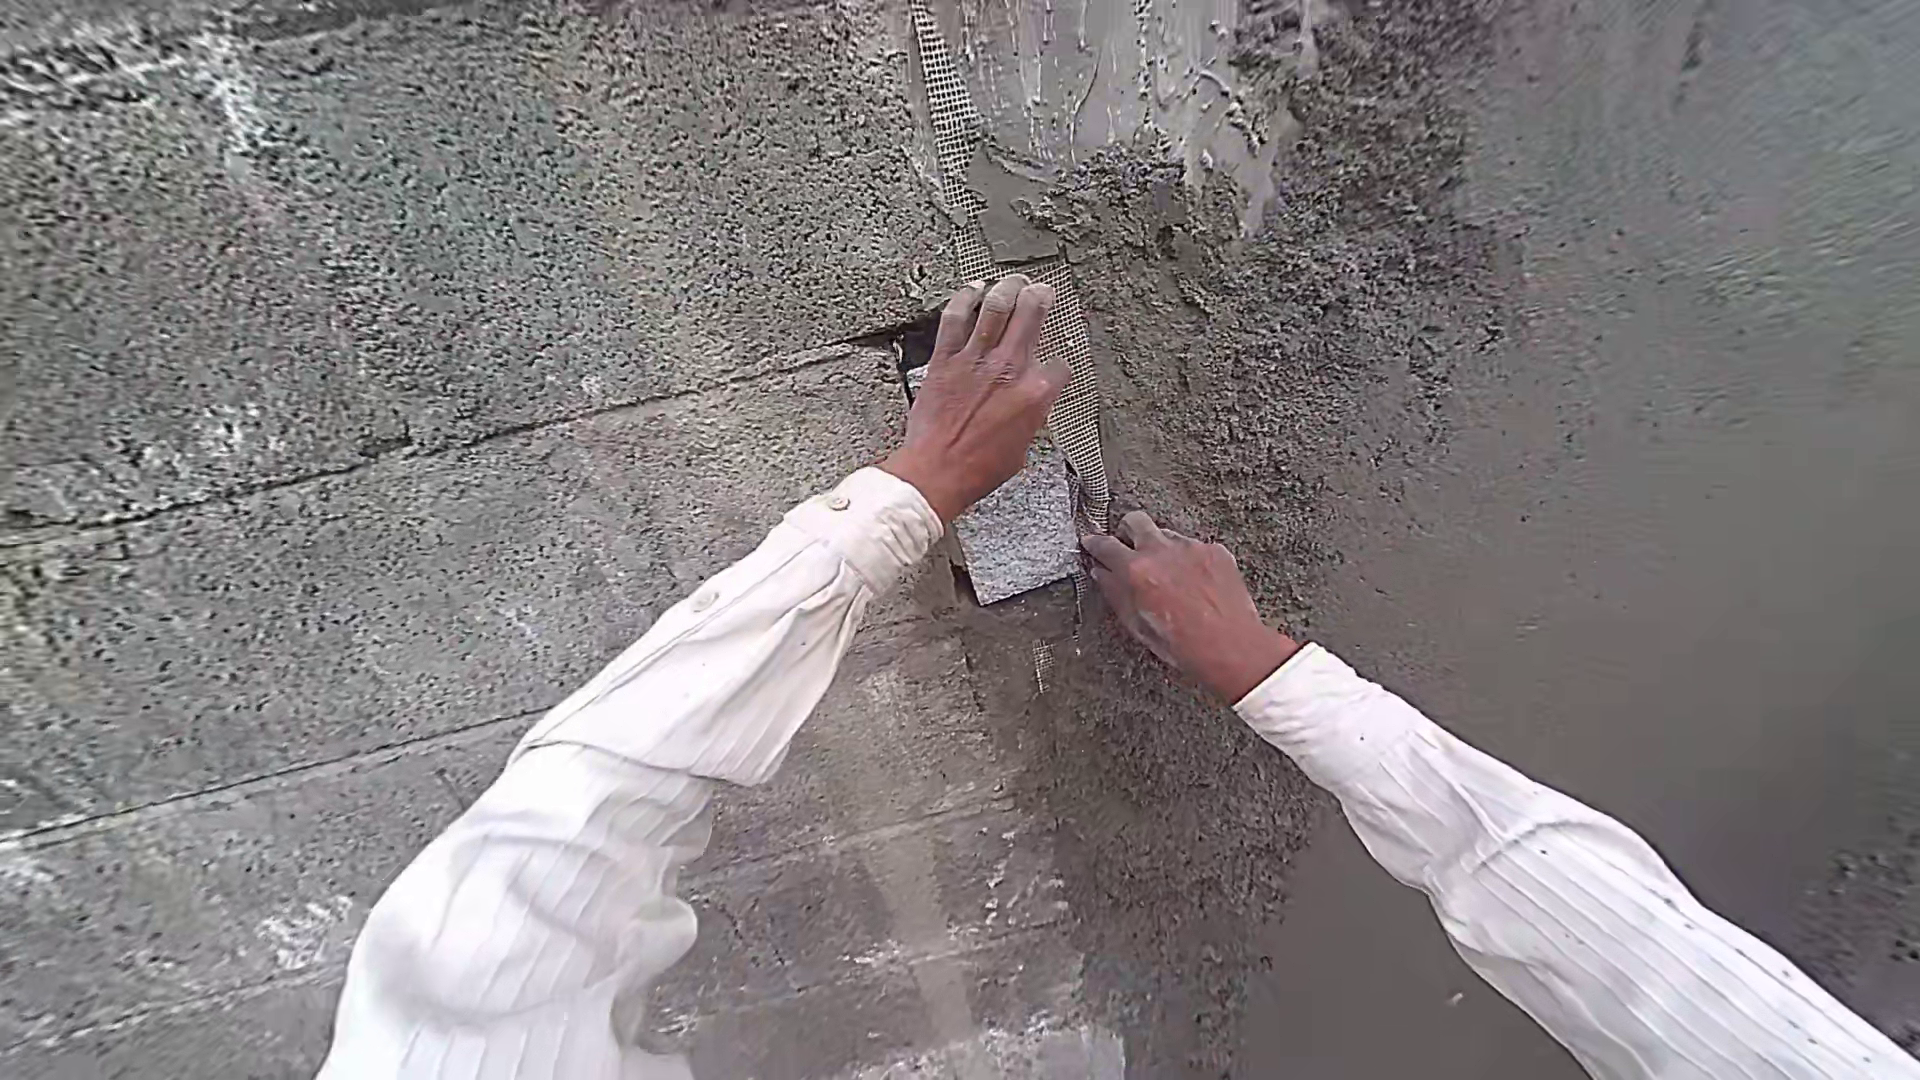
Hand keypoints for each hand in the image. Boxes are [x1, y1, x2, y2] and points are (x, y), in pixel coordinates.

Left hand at [882, 274, 1066, 523]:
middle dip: (1040, 295)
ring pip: (996, 305)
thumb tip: (1030, 408)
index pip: (1059, 365)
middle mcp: (1008, 369)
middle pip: (1032, 313)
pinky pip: (955, 318)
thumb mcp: (1020, 449)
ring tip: (1013, 281)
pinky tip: (972, 290)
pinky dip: (965, 298)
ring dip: (1008, 286)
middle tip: (1041, 290)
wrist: (937, 472)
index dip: (1058, 366)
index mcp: (1034, 395)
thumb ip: (1029, 418)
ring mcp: (975, 360)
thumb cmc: (977, 469)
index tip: (1052, 366)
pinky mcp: (945, 360)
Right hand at [1082, 511, 1300, 701]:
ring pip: (1165, 534)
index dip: (1094, 543)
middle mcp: (1162, 550)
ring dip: (1160, 547)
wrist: (1230, 647)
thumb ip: (1115, 593)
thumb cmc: (1182, 644)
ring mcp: (1191, 547)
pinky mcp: (1215, 551)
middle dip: (1127, 531)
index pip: (1106, 545)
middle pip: (1135, 521)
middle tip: (1128, 548)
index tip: (1091, 543)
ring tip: (1167, 575)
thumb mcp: (1136, 624)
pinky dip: (1188, 559)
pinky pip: (1193, 546)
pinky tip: (1193, 582)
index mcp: (1136, 570)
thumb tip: (1101, 573)